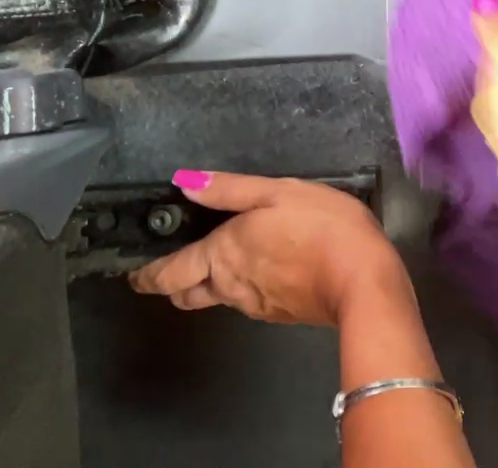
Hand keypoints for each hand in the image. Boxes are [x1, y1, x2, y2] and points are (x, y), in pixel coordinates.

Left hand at [129, 171, 408, 326]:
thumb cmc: (321, 227)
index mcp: (222, 254)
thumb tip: (185, 183)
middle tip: (174, 268)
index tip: (135, 272)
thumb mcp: (279, 192)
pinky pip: (249, 301)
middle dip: (173, 284)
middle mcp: (229, 286)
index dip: (147, 274)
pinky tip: (266, 270)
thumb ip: (231, 189)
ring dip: (210, 285)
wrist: (362, 281)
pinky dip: (244, 288)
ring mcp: (255, 305)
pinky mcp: (280, 314)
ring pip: (218, 299)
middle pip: (186, 295)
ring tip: (223, 263)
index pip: (169, 274)